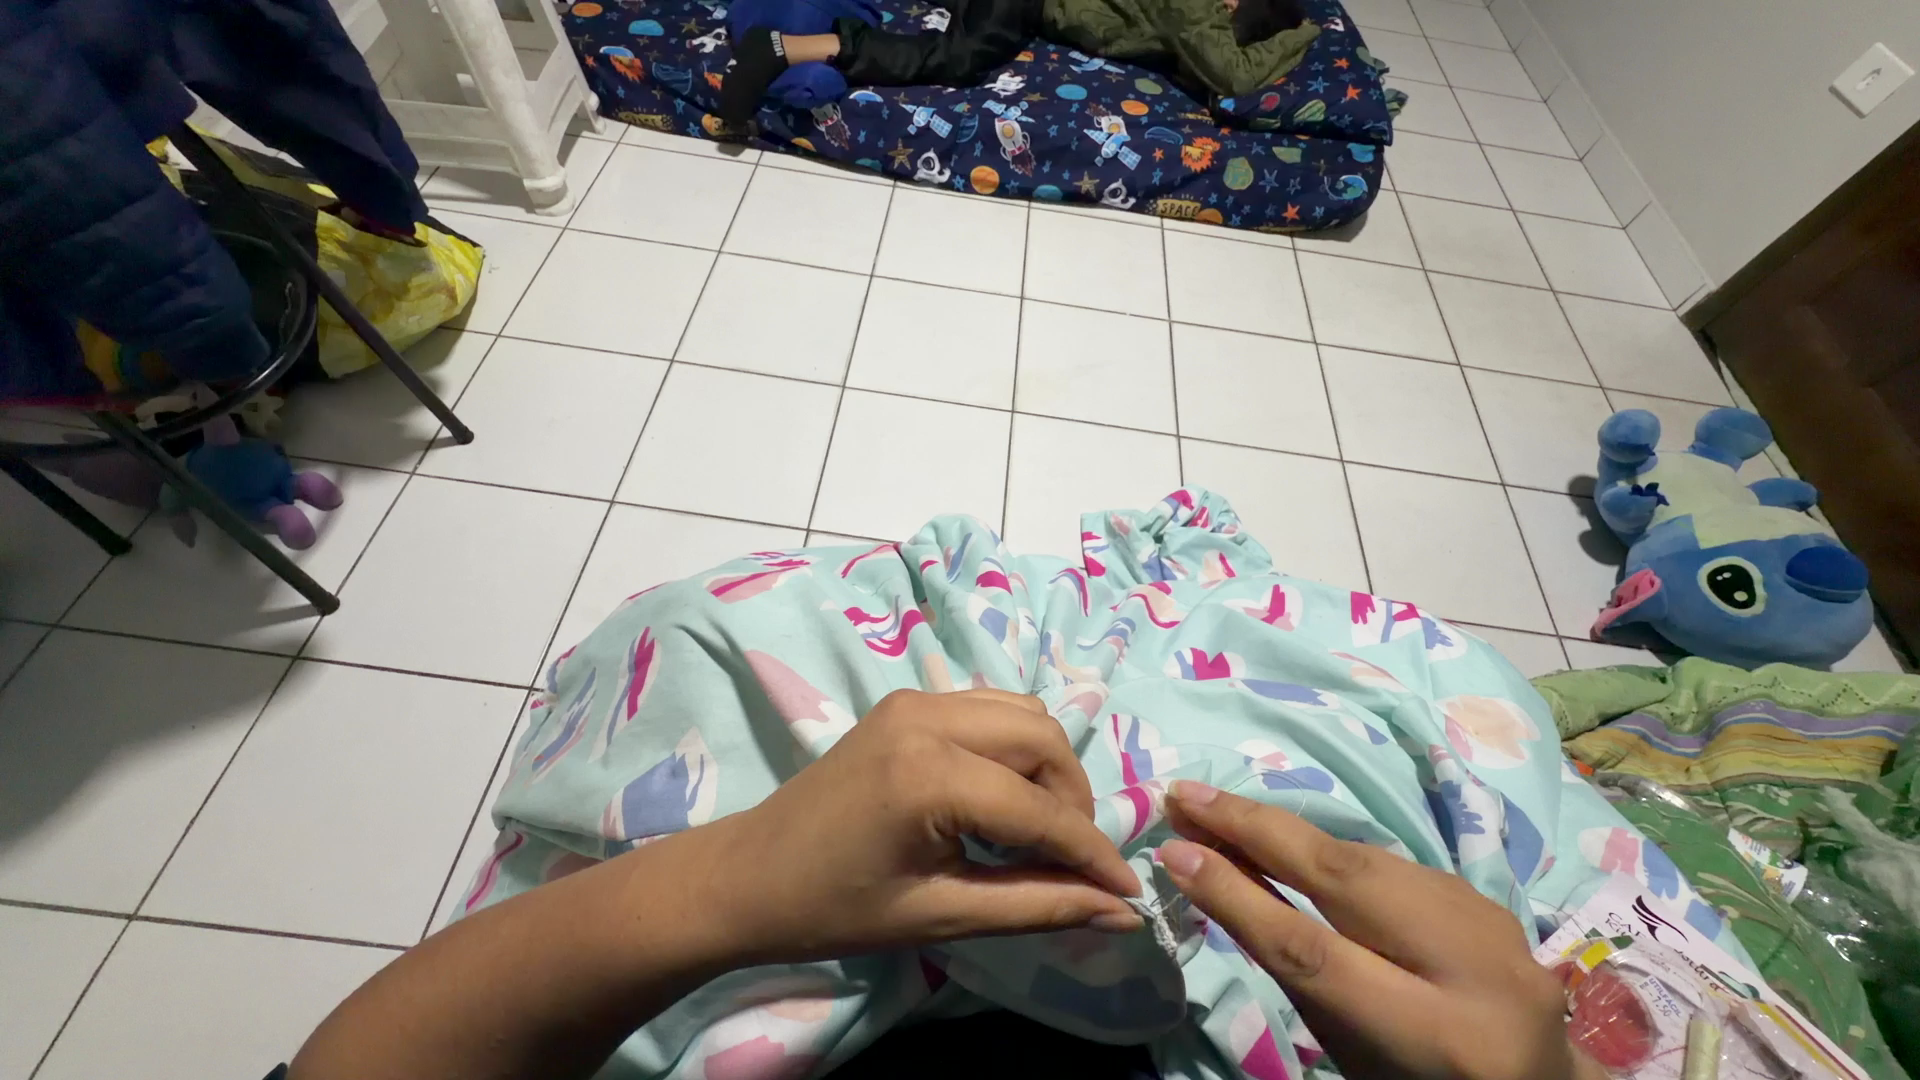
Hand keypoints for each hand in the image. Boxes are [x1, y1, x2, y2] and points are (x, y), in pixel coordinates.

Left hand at [699, 689, 1143, 965]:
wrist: (750, 873)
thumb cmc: (835, 909)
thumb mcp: (940, 916)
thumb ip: (1038, 905)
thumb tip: (1122, 911)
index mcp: (928, 774)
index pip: (1040, 809)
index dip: (1091, 853)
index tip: (1128, 893)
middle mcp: (927, 716)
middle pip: (1043, 738)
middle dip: (1072, 801)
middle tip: (1069, 861)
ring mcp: (915, 698)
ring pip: (1022, 713)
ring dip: (1047, 767)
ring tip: (1036, 828)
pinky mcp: (907, 699)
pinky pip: (989, 708)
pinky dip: (1014, 746)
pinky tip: (1000, 793)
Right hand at [1158, 781, 1601, 1079]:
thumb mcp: (1346, 1047)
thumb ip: (1287, 960)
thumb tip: (1212, 870)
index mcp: (1437, 1038)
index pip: (1314, 951)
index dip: (1236, 895)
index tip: (1172, 852)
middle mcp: (1475, 969)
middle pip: (1342, 876)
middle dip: (1250, 827)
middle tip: (1182, 795)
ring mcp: (1487, 922)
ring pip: (1358, 856)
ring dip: (1276, 825)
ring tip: (1212, 806)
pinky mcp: (1479, 893)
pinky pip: (1380, 860)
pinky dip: (1319, 843)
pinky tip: (1277, 832)